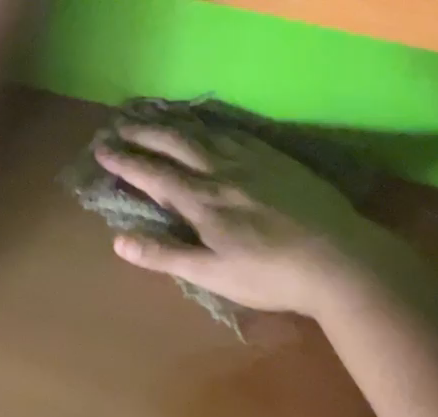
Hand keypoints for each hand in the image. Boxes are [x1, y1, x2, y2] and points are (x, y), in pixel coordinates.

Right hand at [95, 125, 384, 314]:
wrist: (335, 258)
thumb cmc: (267, 276)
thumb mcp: (210, 274)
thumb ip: (165, 255)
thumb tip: (119, 241)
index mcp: (202, 202)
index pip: (154, 176)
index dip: (126, 162)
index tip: (102, 149)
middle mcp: (222, 172)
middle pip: (177, 144)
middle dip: (145, 134)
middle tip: (119, 125)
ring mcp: (253, 162)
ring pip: (206, 134)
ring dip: (175, 125)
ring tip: (156, 119)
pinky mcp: (278, 161)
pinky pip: (235, 134)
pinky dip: (212, 126)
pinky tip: (209, 128)